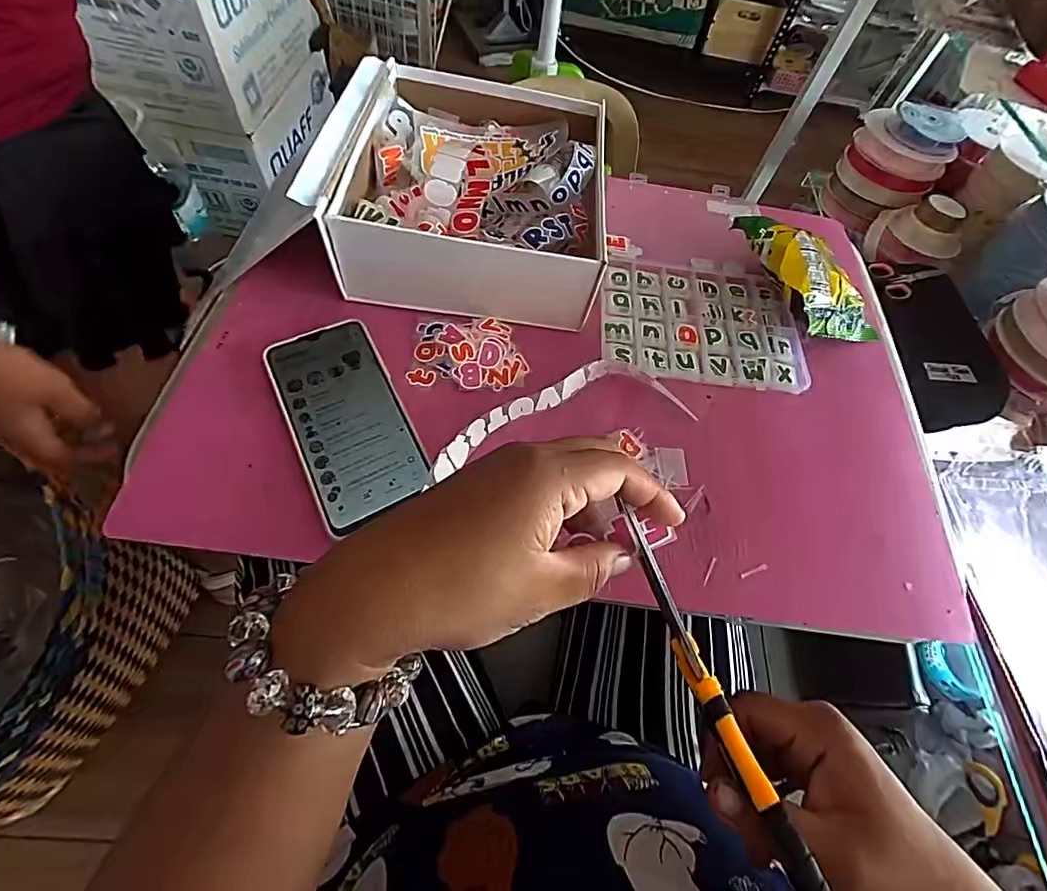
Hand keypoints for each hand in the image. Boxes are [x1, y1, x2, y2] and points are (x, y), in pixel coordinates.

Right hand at [0, 343, 114, 468]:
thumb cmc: (10, 374)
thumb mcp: (54, 390)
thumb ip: (79, 410)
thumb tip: (97, 426)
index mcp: (26, 438)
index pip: (62, 457)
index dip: (91, 455)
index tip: (114, 448)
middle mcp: (6, 437)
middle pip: (46, 452)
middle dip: (77, 448)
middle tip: (102, 438)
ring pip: (33, 440)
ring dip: (62, 435)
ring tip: (85, 425)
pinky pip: (20, 426)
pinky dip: (45, 424)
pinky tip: (53, 411)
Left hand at [276, 438, 684, 679]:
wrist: (372, 590)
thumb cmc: (463, 590)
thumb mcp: (541, 590)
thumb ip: (594, 568)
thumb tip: (622, 554)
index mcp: (548, 474)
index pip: (619, 468)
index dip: (654, 494)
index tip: (674, 524)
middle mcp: (526, 456)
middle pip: (595, 455)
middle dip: (626, 489)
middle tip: (640, 531)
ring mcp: (498, 465)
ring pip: (566, 467)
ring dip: (592, 498)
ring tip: (595, 546)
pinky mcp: (478, 481)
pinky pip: (537, 478)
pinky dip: (562, 501)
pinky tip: (555, 540)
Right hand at [704, 695, 993, 890]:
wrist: (937, 890)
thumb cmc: (898, 865)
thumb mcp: (821, 846)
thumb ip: (763, 818)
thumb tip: (718, 792)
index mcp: (818, 728)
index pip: (745, 709)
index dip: (720, 740)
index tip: (708, 777)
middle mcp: (816, 730)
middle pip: (748, 735)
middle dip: (736, 779)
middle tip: (740, 822)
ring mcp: (818, 750)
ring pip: (758, 760)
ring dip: (751, 799)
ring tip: (762, 840)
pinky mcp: (820, 773)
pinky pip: (775, 776)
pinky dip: (766, 806)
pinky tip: (775, 838)